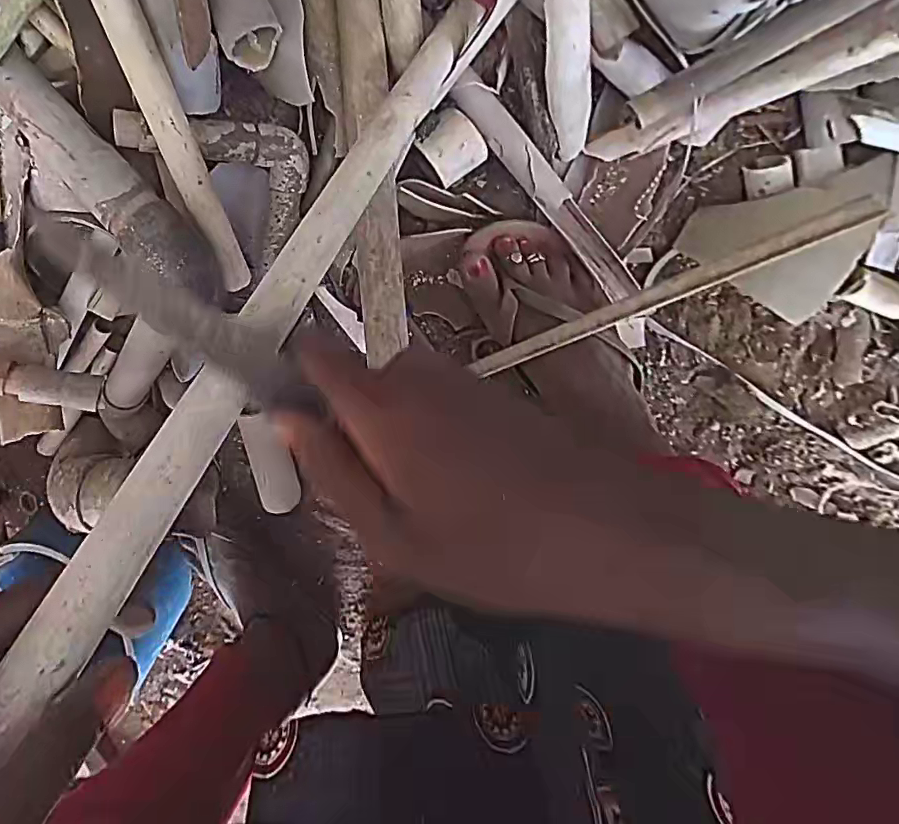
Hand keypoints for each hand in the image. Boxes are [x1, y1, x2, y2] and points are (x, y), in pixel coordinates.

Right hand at [275, 338, 768, 637]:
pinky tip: (455, 483)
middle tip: (363, 487)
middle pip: (346, 376)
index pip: (310, 351)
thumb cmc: (493, 548)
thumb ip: (328, 471)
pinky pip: (424, 396)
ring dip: (382, 428)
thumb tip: (285, 420)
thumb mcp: (391, 535)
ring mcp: (451, 374)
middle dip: (340, 419)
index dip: (286, 368)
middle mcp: (410, 372)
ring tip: (416, 495)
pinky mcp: (482, 387)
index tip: (282, 410)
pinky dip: (419, 427)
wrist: (617, 531)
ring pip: (386, 390)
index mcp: (377, 404)